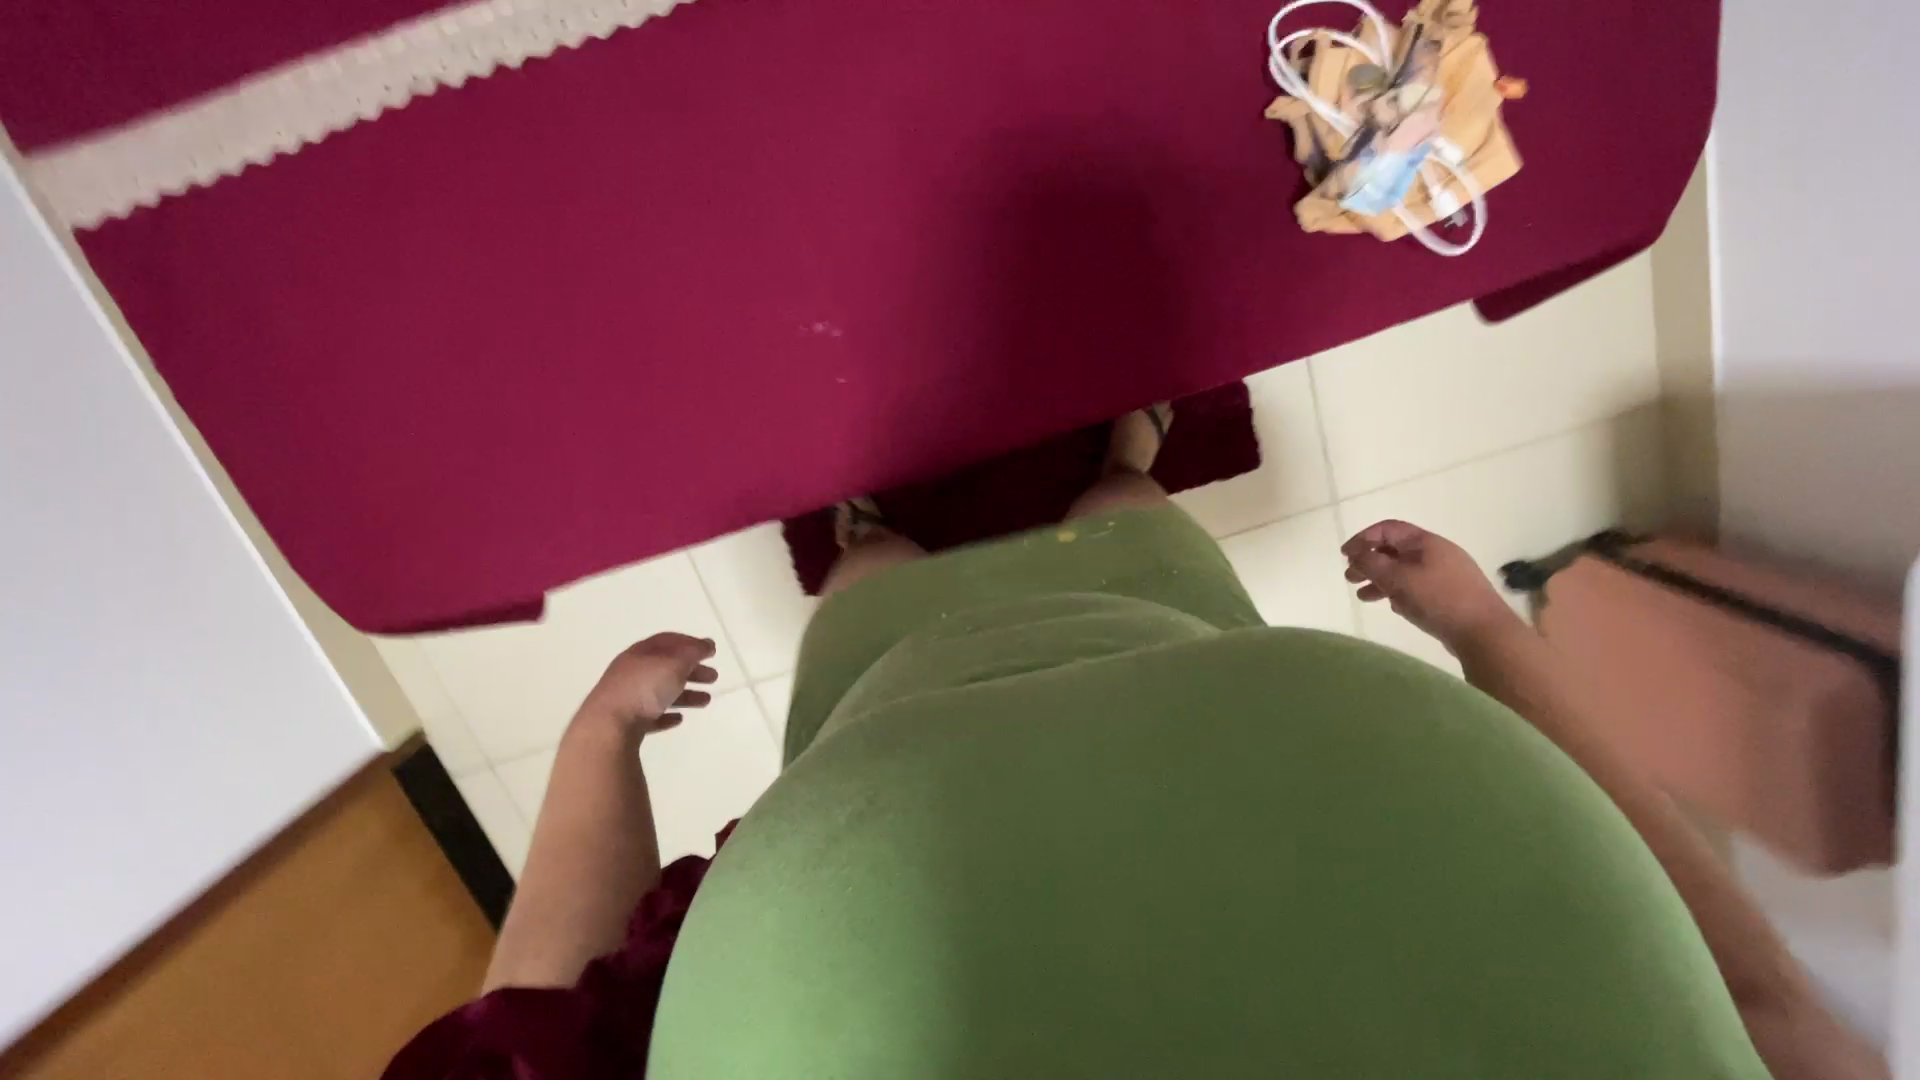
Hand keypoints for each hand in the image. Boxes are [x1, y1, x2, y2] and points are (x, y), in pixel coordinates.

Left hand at [576, 633, 718, 735]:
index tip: (711, 650)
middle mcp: (632, 672)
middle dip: (692, 670)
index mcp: (640, 654)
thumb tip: (707, 644)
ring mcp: (627, 698)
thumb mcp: (674, 664)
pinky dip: (666, 715)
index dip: (691, 643)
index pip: (668, 641)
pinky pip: (651, 715)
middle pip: (666, 667)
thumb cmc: (644, 688)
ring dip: (685, 695)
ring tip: (706, 701)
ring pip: (661, 692)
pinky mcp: (626, 722)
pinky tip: (678, 719)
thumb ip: (693, 653)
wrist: (607, 727)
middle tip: (714, 676)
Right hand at [1341, 520, 1522, 653]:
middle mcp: (1436, 553)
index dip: (1362, 538)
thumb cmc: (1438, 599)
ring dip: (1379, 579)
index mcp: (1425, 542)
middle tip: (1350, 577)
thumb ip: (1372, 563)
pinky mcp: (1448, 594)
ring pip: (1403, 570)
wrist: (1484, 632)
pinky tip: (1390, 605)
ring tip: (1362, 595)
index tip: (1344, 555)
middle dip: (1368, 561)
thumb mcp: (1398, 578)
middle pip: (1394, 550)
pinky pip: (1415, 586)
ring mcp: (1444, 574)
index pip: (1388, 529)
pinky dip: (1397, 591)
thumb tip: (1357, 555)